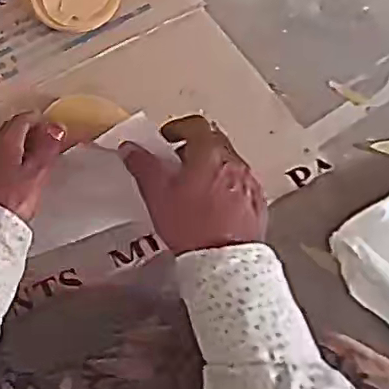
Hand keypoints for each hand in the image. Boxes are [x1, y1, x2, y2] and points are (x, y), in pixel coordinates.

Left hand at [0, 112, 66, 221]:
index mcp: (4, 140)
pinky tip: (20, 168)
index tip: (52, 128)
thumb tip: (55, 129)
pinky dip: (10, 155)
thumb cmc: (13, 199)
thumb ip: (48, 146)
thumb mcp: (38, 171)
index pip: (23, 119)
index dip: (40, 121)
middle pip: (12, 128)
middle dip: (30, 130)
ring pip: (4, 141)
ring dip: (20, 143)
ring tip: (36, 155)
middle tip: (47, 139)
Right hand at [120, 117, 267, 254]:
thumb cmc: (192, 227)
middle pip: (214, 141)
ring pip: (228, 163)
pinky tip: (213, 206)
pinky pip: (241, 184)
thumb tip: (131, 149)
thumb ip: (143, 165)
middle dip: (194, 147)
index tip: (167, 138)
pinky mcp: (257, 203)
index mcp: (209, 154)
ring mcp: (249, 183)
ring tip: (194, 187)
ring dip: (211, 167)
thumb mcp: (157, 194)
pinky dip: (226, 187)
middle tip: (177, 163)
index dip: (178, 128)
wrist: (224, 263)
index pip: (195, 125)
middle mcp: (234, 163)